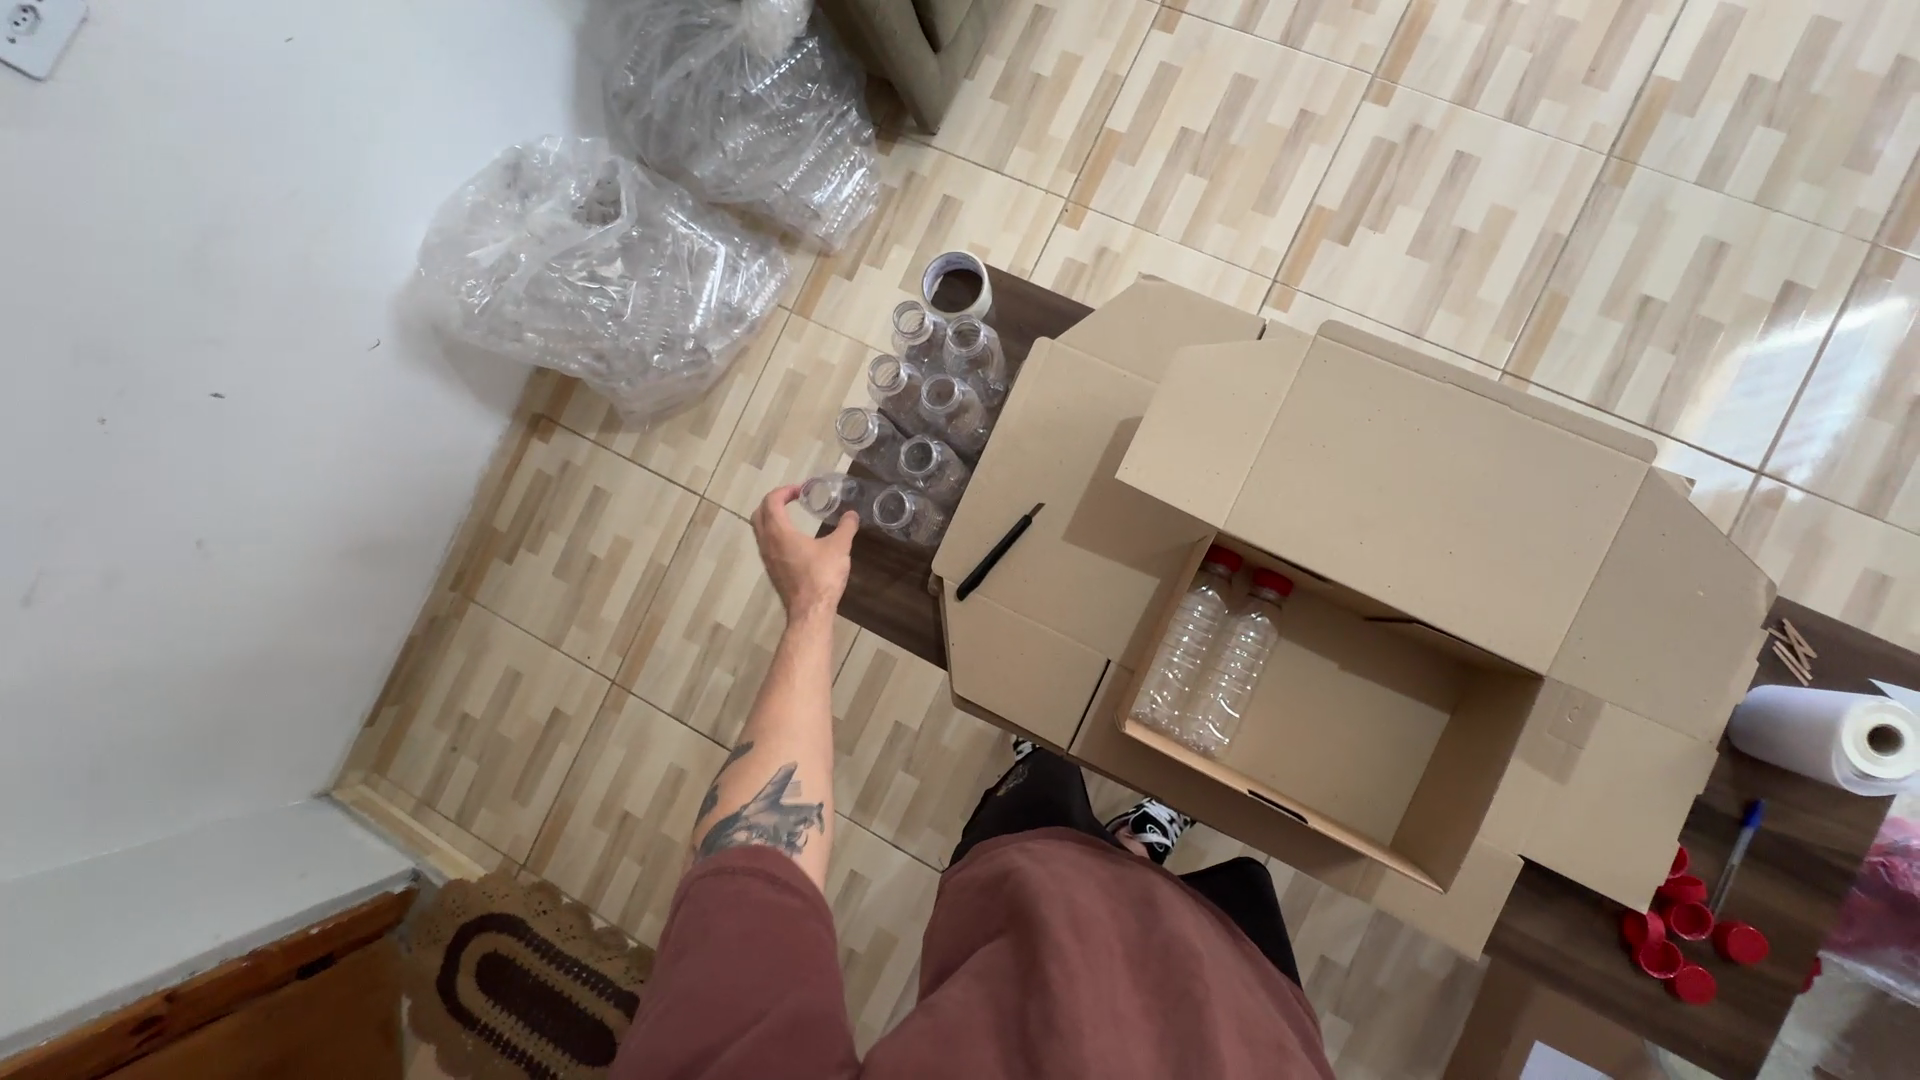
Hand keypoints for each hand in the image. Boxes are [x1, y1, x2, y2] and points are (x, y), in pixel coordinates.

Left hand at [752, 486, 856, 620]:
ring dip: (771, 518)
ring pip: (760, 530)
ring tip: (791, 516)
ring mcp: (767, 558)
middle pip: (759, 513)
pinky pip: (766, 544)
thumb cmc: (822, 576)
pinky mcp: (772, 570)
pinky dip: (775, 534)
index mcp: (779, 532)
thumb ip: (846, 528)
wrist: (810, 610)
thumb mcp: (839, 548)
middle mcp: (767, 542)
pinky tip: (793, 540)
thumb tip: (852, 514)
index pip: (771, 501)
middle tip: (792, 499)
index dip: (785, 491)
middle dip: (773, 502)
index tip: (802, 490)